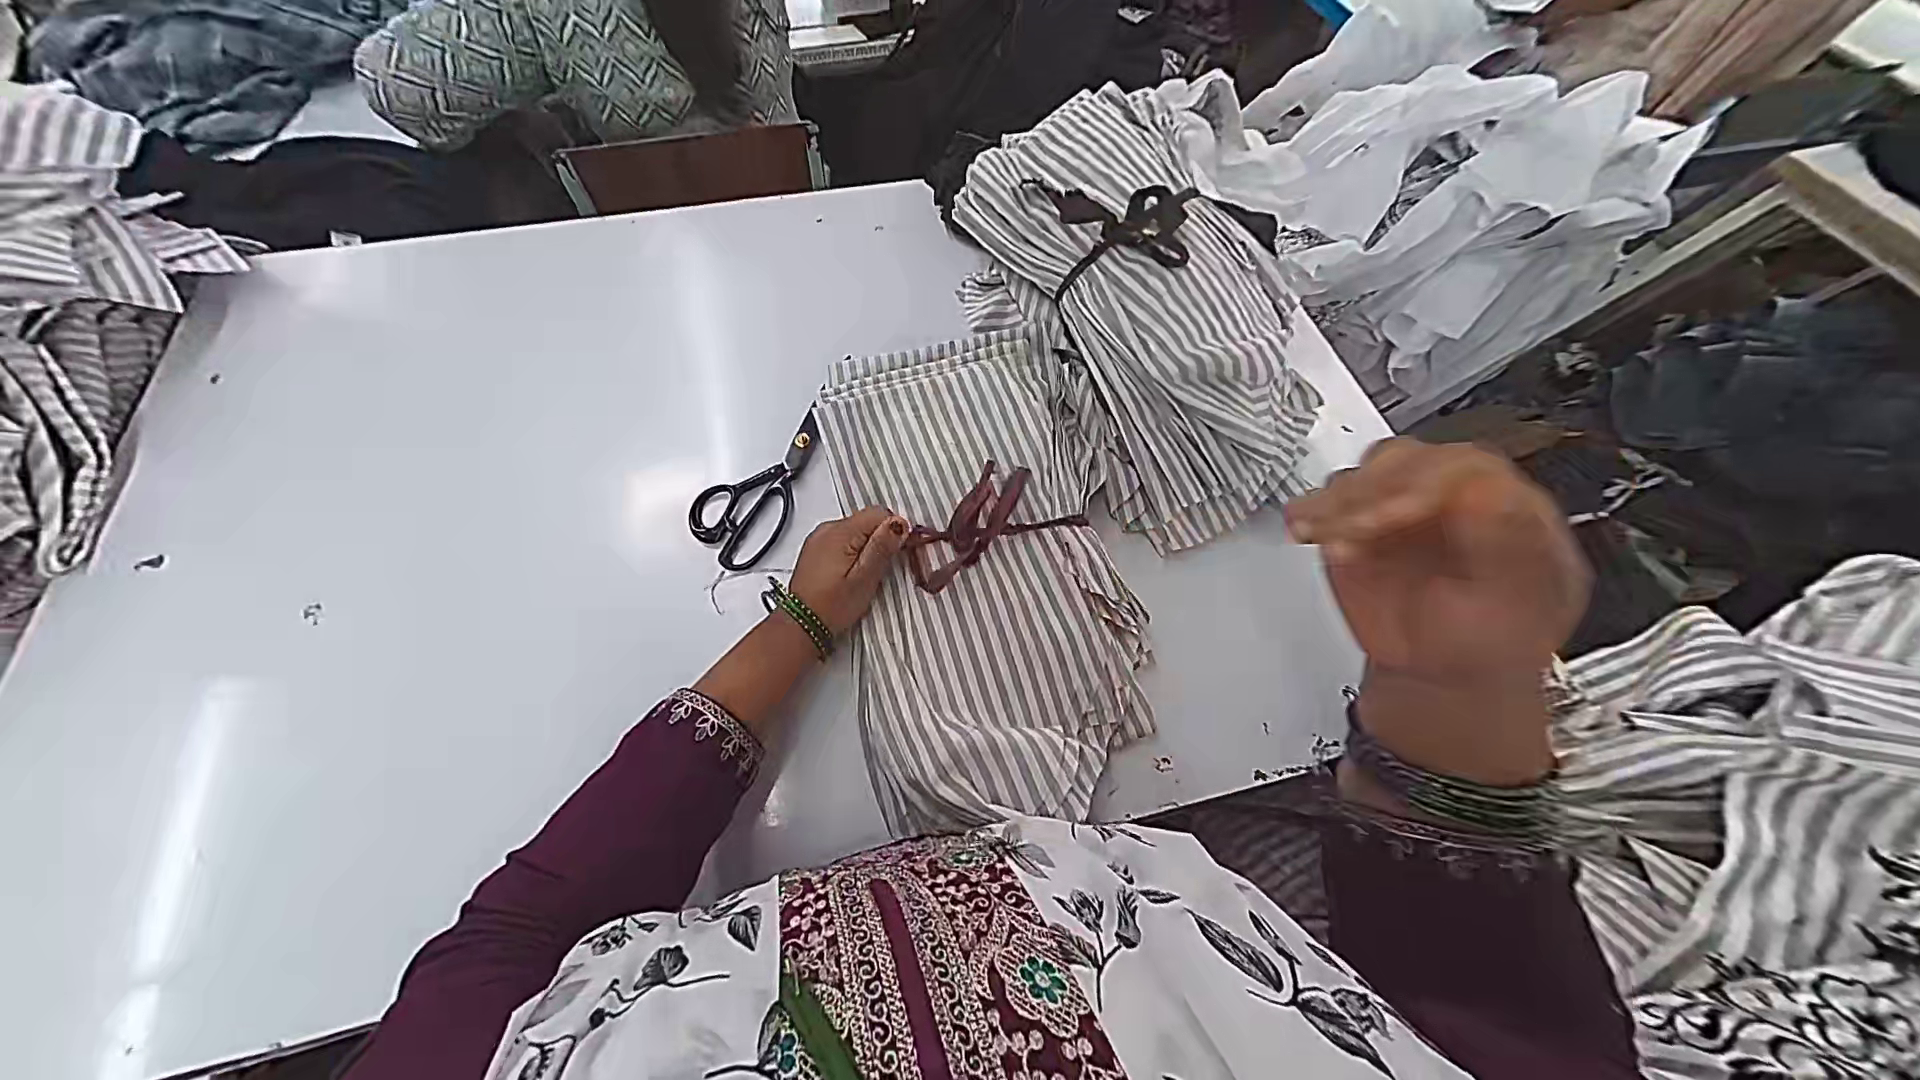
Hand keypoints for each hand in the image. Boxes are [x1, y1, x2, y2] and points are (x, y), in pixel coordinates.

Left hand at [788, 506, 910, 635]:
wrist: (802, 624)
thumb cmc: (831, 606)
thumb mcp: (864, 578)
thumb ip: (882, 547)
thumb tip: (899, 523)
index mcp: (840, 532)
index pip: (880, 513)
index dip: (897, 530)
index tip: (902, 550)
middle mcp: (827, 530)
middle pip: (868, 520)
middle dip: (882, 539)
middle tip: (884, 567)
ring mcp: (819, 539)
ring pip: (856, 530)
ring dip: (868, 546)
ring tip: (868, 573)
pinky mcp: (816, 550)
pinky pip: (843, 541)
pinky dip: (853, 552)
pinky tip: (853, 573)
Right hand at [1284, 439, 1589, 685]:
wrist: (1436, 666)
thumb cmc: (1486, 639)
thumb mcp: (1514, 603)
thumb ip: (1507, 547)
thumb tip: (1493, 492)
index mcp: (1505, 505)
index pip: (1463, 468)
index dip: (1419, 486)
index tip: (1386, 518)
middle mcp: (1451, 496)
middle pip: (1406, 461)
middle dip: (1368, 491)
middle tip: (1348, 528)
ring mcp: (1399, 505)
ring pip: (1363, 476)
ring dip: (1333, 502)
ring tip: (1317, 531)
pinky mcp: (1355, 520)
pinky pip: (1328, 502)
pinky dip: (1311, 515)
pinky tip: (1308, 532)